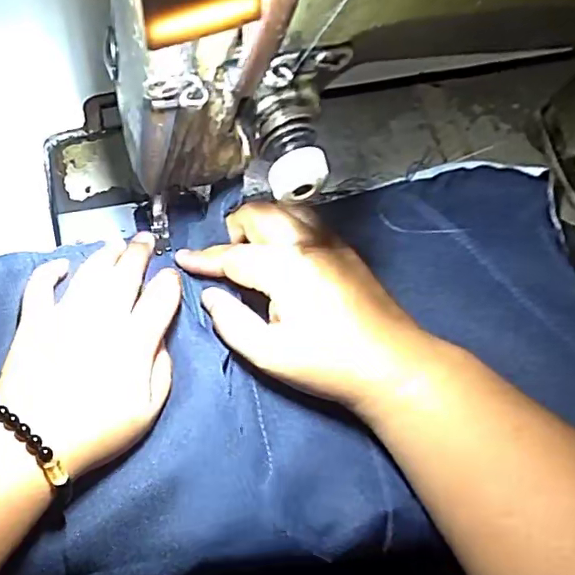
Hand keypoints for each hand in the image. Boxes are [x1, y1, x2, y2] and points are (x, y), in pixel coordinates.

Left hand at [0, 234, 181, 478]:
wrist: (32, 437)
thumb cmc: (94, 433)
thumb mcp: (146, 413)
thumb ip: (162, 372)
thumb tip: (160, 343)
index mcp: (135, 339)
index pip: (160, 296)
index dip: (170, 282)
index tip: (171, 278)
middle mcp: (102, 316)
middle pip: (127, 271)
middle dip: (141, 252)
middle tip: (146, 243)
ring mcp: (65, 313)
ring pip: (90, 269)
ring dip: (105, 253)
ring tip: (115, 245)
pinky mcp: (34, 318)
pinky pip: (41, 283)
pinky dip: (52, 270)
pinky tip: (62, 266)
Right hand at [177, 203, 438, 414]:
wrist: (391, 364)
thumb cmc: (326, 364)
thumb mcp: (267, 354)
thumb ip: (231, 322)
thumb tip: (211, 297)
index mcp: (285, 267)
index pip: (232, 255)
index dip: (203, 258)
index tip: (183, 258)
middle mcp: (307, 243)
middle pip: (259, 213)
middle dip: (234, 230)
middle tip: (226, 259)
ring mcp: (331, 243)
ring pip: (286, 210)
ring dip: (262, 223)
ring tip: (254, 254)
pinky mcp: (346, 250)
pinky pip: (307, 221)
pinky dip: (285, 227)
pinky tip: (283, 256)